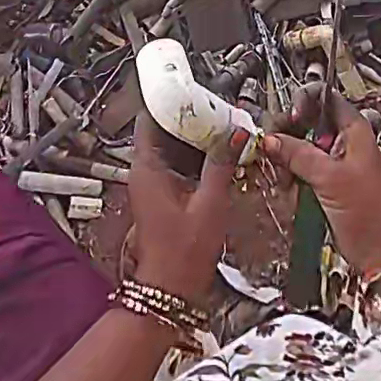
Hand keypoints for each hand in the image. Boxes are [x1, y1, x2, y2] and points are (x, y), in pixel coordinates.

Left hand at [127, 114, 239, 300]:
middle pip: (162, 129)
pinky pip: (176, 162)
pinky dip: (193, 153)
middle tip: (214, 104)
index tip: (190, 87)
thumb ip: (221, 164)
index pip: (149, 119)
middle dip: (188, 115)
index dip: (168, 100)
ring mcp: (152, 182)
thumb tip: (236, 132)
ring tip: (220, 121)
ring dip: (193, 134)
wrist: (170, 293)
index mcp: (147, 167)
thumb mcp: (210, 203)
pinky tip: (216, 150)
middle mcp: (144, 170)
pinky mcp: (162, 193)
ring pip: (171, 145)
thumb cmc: (184, 251)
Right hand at [261, 87, 380, 277]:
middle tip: (276, 150)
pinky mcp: (323, 182)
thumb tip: (270, 139)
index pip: (321, 96)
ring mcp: (330, 161)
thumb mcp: (330, 177)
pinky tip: (287, 189)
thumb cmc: (371, 212)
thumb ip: (298, 154)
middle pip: (303, 121)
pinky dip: (289, 177)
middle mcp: (340, 139)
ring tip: (285, 178)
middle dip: (287, 135)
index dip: (302, 102)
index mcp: (351, 128)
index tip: (291, 120)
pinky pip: (297, 169)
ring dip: (285, 160)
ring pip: (297, 146)